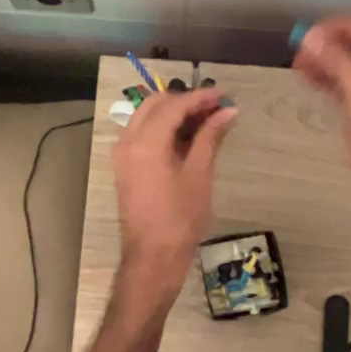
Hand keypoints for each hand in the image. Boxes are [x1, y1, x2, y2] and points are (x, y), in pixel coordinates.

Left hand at [112, 88, 237, 292]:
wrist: (153, 256)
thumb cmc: (180, 218)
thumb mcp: (200, 175)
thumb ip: (210, 137)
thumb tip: (227, 111)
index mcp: (145, 143)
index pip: (174, 105)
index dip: (200, 97)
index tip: (224, 95)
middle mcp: (127, 141)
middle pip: (155, 105)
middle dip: (184, 101)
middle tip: (214, 107)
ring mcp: (122, 154)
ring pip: (146, 117)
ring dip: (173, 113)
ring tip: (205, 120)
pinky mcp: (124, 166)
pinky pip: (142, 134)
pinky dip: (163, 128)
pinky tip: (187, 137)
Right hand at [293, 17, 350, 204]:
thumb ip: (335, 59)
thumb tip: (309, 37)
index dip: (340, 27)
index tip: (312, 32)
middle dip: (329, 45)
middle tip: (301, 49)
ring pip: (345, 66)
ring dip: (323, 62)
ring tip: (298, 63)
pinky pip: (339, 85)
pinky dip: (323, 79)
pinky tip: (305, 77)